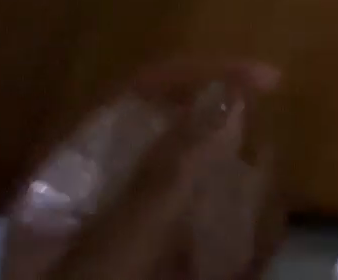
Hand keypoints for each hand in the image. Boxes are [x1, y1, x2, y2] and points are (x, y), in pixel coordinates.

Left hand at [2, 61, 281, 279]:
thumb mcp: (112, 263)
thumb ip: (166, 179)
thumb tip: (230, 92)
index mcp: (69, 189)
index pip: (139, 97)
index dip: (204, 78)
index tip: (268, 81)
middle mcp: (107, 204)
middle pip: (190, 137)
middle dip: (235, 157)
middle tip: (261, 177)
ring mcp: (147, 238)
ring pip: (220, 182)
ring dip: (248, 205)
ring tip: (248, 246)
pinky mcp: (183, 264)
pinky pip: (232, 229)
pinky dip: (252, 243)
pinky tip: (246, 268)